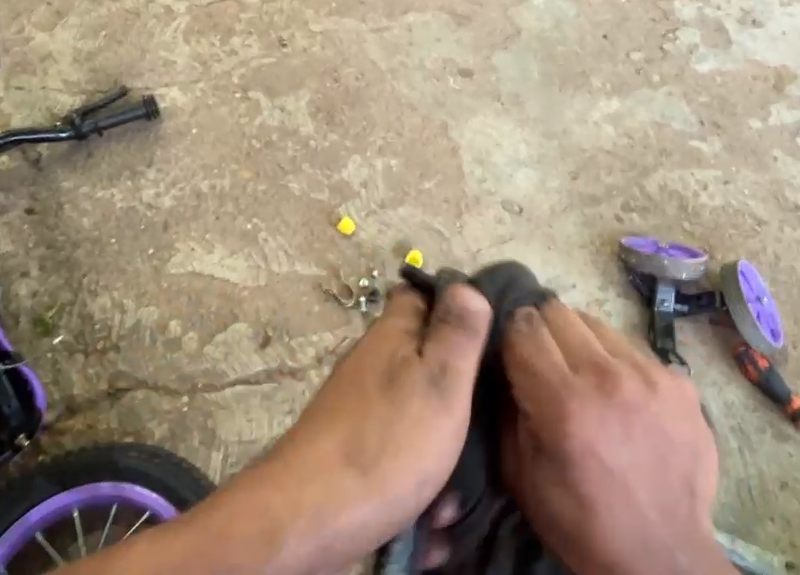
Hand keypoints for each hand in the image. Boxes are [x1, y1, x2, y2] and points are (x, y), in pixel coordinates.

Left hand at [229, 283, 494, 573]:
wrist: (311, 515)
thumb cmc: (386, 441)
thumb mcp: (439, 380)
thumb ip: (456, 332)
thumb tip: (466, 284)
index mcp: (392, 335)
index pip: (420, 296)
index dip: (453, 305)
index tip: (488, 332)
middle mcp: (371, 363)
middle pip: (422, 356)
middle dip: (457, 385)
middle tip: (489, 416)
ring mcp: (359, 407)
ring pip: (415, 411)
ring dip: (443, 442)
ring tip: (463, 483)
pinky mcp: (353, 450)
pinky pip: (398, 452)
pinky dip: (420, 476)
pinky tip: (434, 508)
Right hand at [499, 300, 733, 574]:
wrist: (664, 555)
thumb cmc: (581, 520)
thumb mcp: (520, 473)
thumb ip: (507, 408)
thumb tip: (501, 359)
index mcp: (563, 402)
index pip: (523, 325)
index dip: (512, 335)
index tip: (513, 350)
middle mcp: (608, 377)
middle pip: (558, 312)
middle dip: (544, 331)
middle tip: (546, 361)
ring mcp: (651, 375)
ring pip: (597, 323)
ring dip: (582, 343)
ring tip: (586, 378)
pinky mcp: (681, 381)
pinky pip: (634, 347)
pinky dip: (619, 362)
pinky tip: (622, 396)